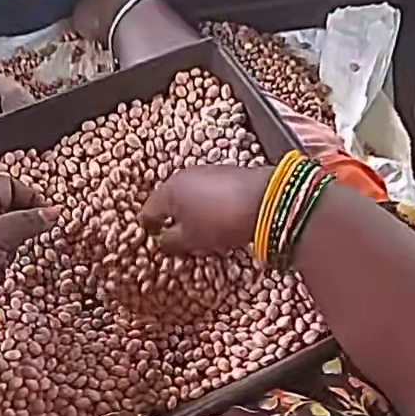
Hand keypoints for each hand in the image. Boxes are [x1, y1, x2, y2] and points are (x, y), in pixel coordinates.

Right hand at [138, 165, 273, 254]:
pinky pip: (206, 193)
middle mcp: (183, 176)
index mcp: (167, 191)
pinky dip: (207, 207)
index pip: (147, 214)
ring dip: (190, 215)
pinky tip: (219, 221)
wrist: (267, 200)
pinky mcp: (225, 173)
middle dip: (172, 222)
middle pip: (168, 204)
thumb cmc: (219, 221)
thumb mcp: (188, 240)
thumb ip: (168, 242)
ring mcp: (205, 172)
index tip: (159, 244)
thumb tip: (161, 241)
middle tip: (182, 242)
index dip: (150, 231)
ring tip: (203, 234)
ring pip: (188, 198)